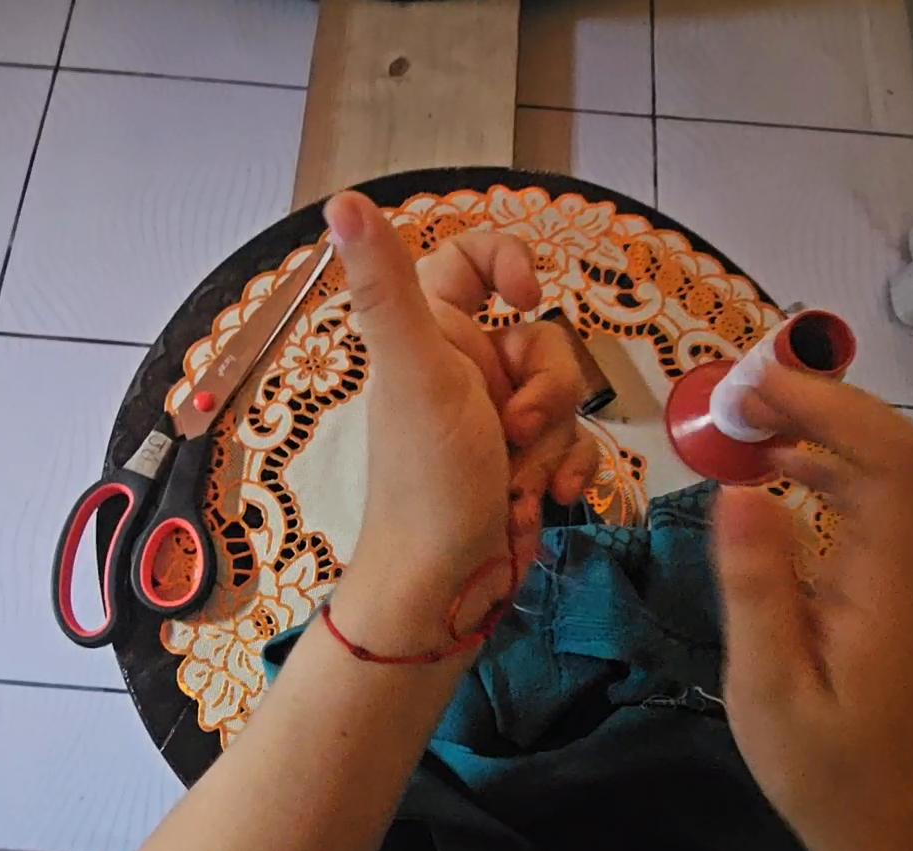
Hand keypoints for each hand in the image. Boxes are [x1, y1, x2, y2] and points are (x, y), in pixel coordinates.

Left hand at [322, 191, 596, 652]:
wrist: (448, 588)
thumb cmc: (428, 481)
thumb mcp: (415, 374)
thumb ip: (386, 287)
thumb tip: (340, 199)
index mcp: (432, 337)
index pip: (472, 261)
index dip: (509, 263)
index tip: (526, 297)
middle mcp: (464, 373)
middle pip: (542, 340)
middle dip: (543, 393)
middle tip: (509, 434)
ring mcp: (497, 423)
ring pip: (565, 397)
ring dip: (552, 444)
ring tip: (518, 485)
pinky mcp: (524, 464)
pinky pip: (572, 443)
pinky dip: (568, 470)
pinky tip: (551, 500)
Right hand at [711, 365, 912, 850]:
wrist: (880, 825)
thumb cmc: (820, 768)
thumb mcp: (768, 686)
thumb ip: (757, 589)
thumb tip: (738, 493)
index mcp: (890, 586)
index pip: (888, 462)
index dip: (832, 408)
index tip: (761, 385)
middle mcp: (910, 567)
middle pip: (893, 454)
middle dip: (823, 406)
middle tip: (744, 391)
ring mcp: (904, 577)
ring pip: (882, 475)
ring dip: (822, 432)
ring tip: (751, 417)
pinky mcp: (886, 590)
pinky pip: (867, 507)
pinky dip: (823, 472)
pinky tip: (781, 472)